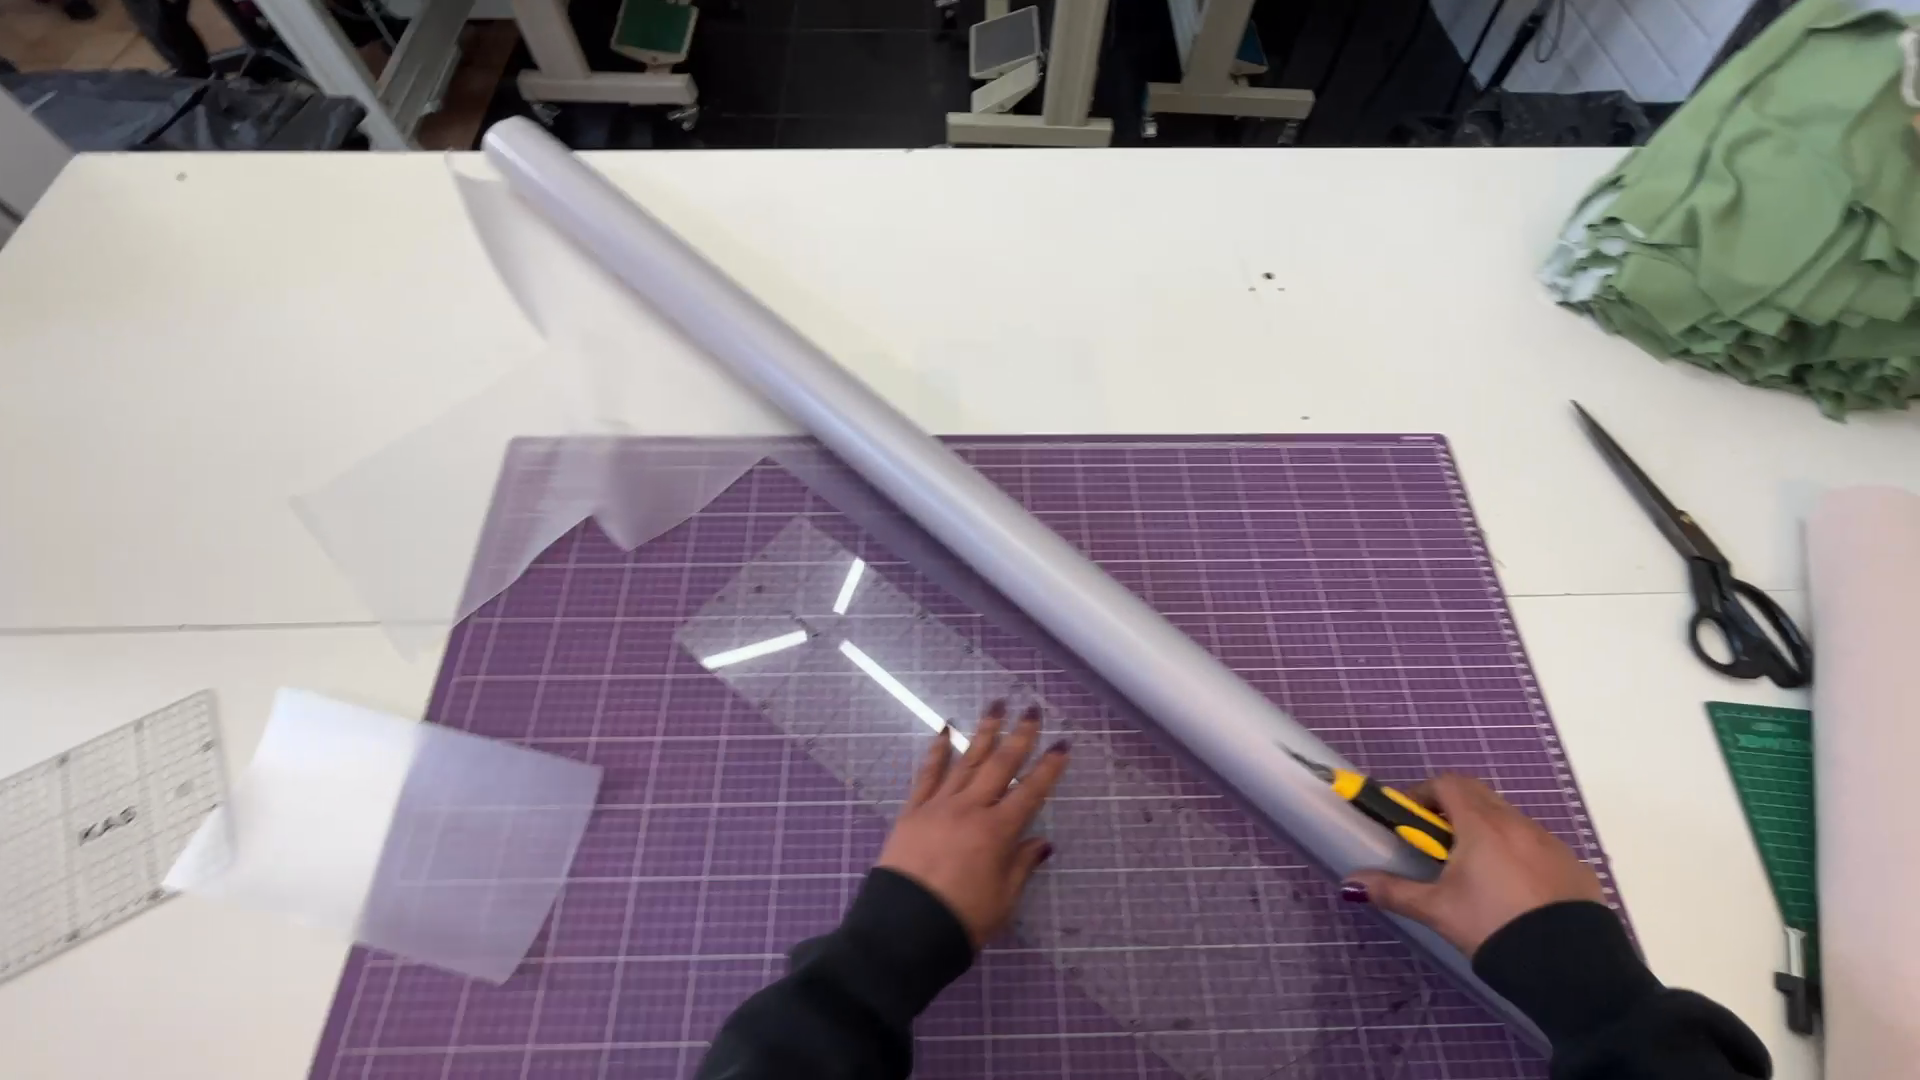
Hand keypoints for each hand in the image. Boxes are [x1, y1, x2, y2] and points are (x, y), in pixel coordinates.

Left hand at [876, 701, 1070, 947]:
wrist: (902, 931)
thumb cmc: (961, 921)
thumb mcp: (1002, 901)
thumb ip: (1021, 866)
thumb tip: (1041, 842)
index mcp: (997, 832)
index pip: (1030, 792)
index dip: (1049, 767)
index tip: (1063, 743)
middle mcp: (970, 809)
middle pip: (999, 765)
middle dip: (1018, 735)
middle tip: (1030, 708)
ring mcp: (938, 805)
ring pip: (965, 760)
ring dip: (983, 731)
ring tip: (995, 706)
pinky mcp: (912, 810)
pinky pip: (927, 774)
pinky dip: (936, 751)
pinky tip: (943, 731)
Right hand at [1344, 773, 1603, 955]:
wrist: (1578, 976)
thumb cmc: (1496, 929)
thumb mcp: (1437, 911)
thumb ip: (1392, 891)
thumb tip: (1349, 883)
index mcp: (1482, 825)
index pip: (1448, 783)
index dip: (1424, 794)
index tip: (1412, 820)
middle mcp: (1519, 825)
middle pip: (1479, 796)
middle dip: (1453, 809)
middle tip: (1438, 843)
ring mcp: (1553, 846)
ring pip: (1511, 821)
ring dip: (1488, 831)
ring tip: (1477, 872)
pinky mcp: (1577, 869)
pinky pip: (1539, 847)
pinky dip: (1519, 854)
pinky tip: (1515, 893)